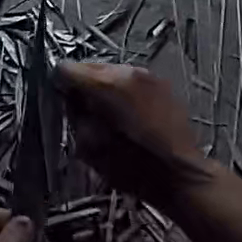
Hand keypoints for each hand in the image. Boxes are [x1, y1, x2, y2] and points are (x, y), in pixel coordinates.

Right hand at [54, 62, 212, 200]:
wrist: (181, 176)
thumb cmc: (131, 168)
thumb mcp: (89, 147)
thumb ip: (74, 116)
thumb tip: (71, 100)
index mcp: (103, 85)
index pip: (66, 68)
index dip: (60, 83)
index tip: (62, 99)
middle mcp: (124, 70)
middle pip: (90, 66)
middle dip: (82, 84)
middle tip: (84, 108)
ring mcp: (145, 73)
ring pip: (111, 71)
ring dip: (104, 86)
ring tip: (108, 111)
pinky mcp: (160, 82)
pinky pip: (131, 79)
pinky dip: (124, 90)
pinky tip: (129, 112)